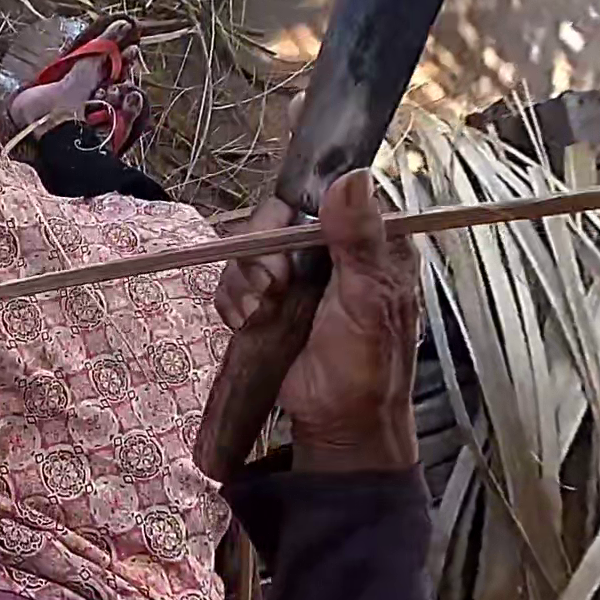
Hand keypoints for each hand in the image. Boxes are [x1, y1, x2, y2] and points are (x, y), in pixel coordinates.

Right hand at [214, 170, 420, 472]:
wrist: (337, 424)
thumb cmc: (365, 365)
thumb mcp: (369, 300)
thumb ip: (358, 241)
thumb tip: (351, 176)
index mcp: (367, 243)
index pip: (319, 197)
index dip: (290, 214)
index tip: (281, 244)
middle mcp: (327, 253)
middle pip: (272, 223)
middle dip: (258, 256)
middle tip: (270, 289)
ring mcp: (294, 278)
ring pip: (246, 253)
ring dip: (241, 284)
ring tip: (256, 316)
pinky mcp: (265, 302)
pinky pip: (232, 283)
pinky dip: (231, 302)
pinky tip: (244, 323)